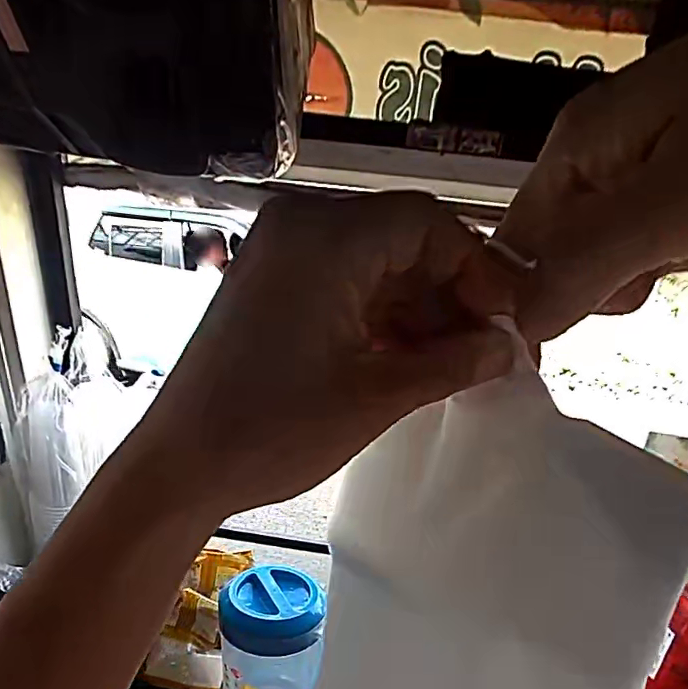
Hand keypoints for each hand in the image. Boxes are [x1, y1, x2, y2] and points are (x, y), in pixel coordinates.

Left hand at [119, 191, 519, 516]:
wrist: (183, 465)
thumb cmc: (274, 429)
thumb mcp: (377, 396)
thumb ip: (452, 364)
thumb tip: (504, 348)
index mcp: (327, 238)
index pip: (429, 223)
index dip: (478, 269)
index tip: (504, 319)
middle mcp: (301, 230)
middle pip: (402, 243)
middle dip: (450, 297)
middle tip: (485, 349)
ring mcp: (281, 259)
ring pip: (376, 269)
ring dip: (419, 314)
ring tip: (453, 365)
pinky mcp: (272, 291)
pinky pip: (345, 290)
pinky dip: (382, 322)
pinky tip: (409, 362)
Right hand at [495, 0, 687, 342]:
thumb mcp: (685, 205)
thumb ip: (588, 265)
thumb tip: (516, 327)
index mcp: (575, 151)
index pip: (511, 256)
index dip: (530, 306)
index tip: (581, 337)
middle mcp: (595, 149)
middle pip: (556, 254)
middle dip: (600, 285)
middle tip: (664, 271)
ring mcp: (642, 151)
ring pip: (606, 248)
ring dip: (644, 269)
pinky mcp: (687, 158)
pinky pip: (651, 228)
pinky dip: (677, 247)